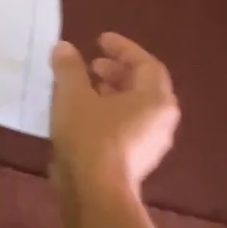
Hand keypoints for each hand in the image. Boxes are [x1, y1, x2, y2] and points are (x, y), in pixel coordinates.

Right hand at [48, 33, 179, 196]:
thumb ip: (69, 69)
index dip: (123, 49)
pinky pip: (126, 124)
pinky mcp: (135, 157)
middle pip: (144, 86)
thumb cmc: (89, 135)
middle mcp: (161, 118)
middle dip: (118, 71)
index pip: (146, 64)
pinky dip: (109, 111)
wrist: (96, 188)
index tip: (100, 39)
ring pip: (135, 107)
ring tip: (85, 87)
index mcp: (155, 99)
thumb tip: (65, 47)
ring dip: (112, 92)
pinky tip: (84, 114)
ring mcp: (151, 141)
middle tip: (92, 63)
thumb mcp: (72, 95)